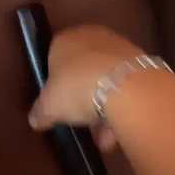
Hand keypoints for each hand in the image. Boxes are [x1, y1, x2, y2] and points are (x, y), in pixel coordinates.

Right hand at [28, 24, 148, 151]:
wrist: (125, 85)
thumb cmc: (76, 88)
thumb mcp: (49, 106)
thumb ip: (40, 112)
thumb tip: (35, 120)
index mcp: (63, 39)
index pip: (54, 57)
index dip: (56, 84)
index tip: (60, 105)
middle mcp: (89, 36)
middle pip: (82, 70)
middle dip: (83, 98)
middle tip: (84, 122)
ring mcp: (117, 45)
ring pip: (105, 79)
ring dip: (104, 107)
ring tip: (106, 138)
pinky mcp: (140, 59)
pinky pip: (124, 84)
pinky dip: (122, 104)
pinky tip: (120, 129)